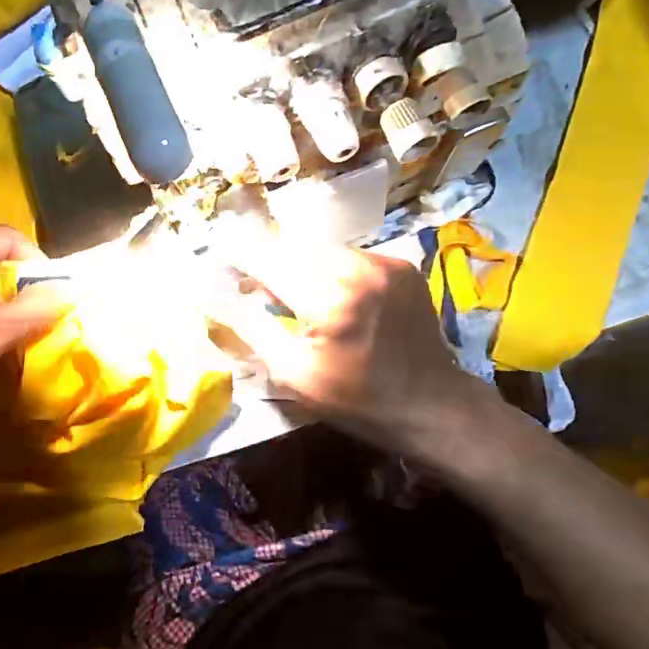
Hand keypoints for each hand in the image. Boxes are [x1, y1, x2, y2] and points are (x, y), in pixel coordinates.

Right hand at [217, 234, 491, 455]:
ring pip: (321, 246)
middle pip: (293, 244)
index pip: (266, 257)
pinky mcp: (400, 266)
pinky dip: (329, 268)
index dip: (237, 254)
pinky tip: (330, 296)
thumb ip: (252, 328)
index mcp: (328, 300)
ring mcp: (384, 262)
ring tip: (292, 292)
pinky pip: (349, 255)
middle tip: (252, 282)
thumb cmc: (355, 400)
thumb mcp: (293, 375)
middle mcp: (358, 268)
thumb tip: (217, 295)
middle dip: (268, 258)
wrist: (431, 405)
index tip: (217, 256)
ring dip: (298, 262)